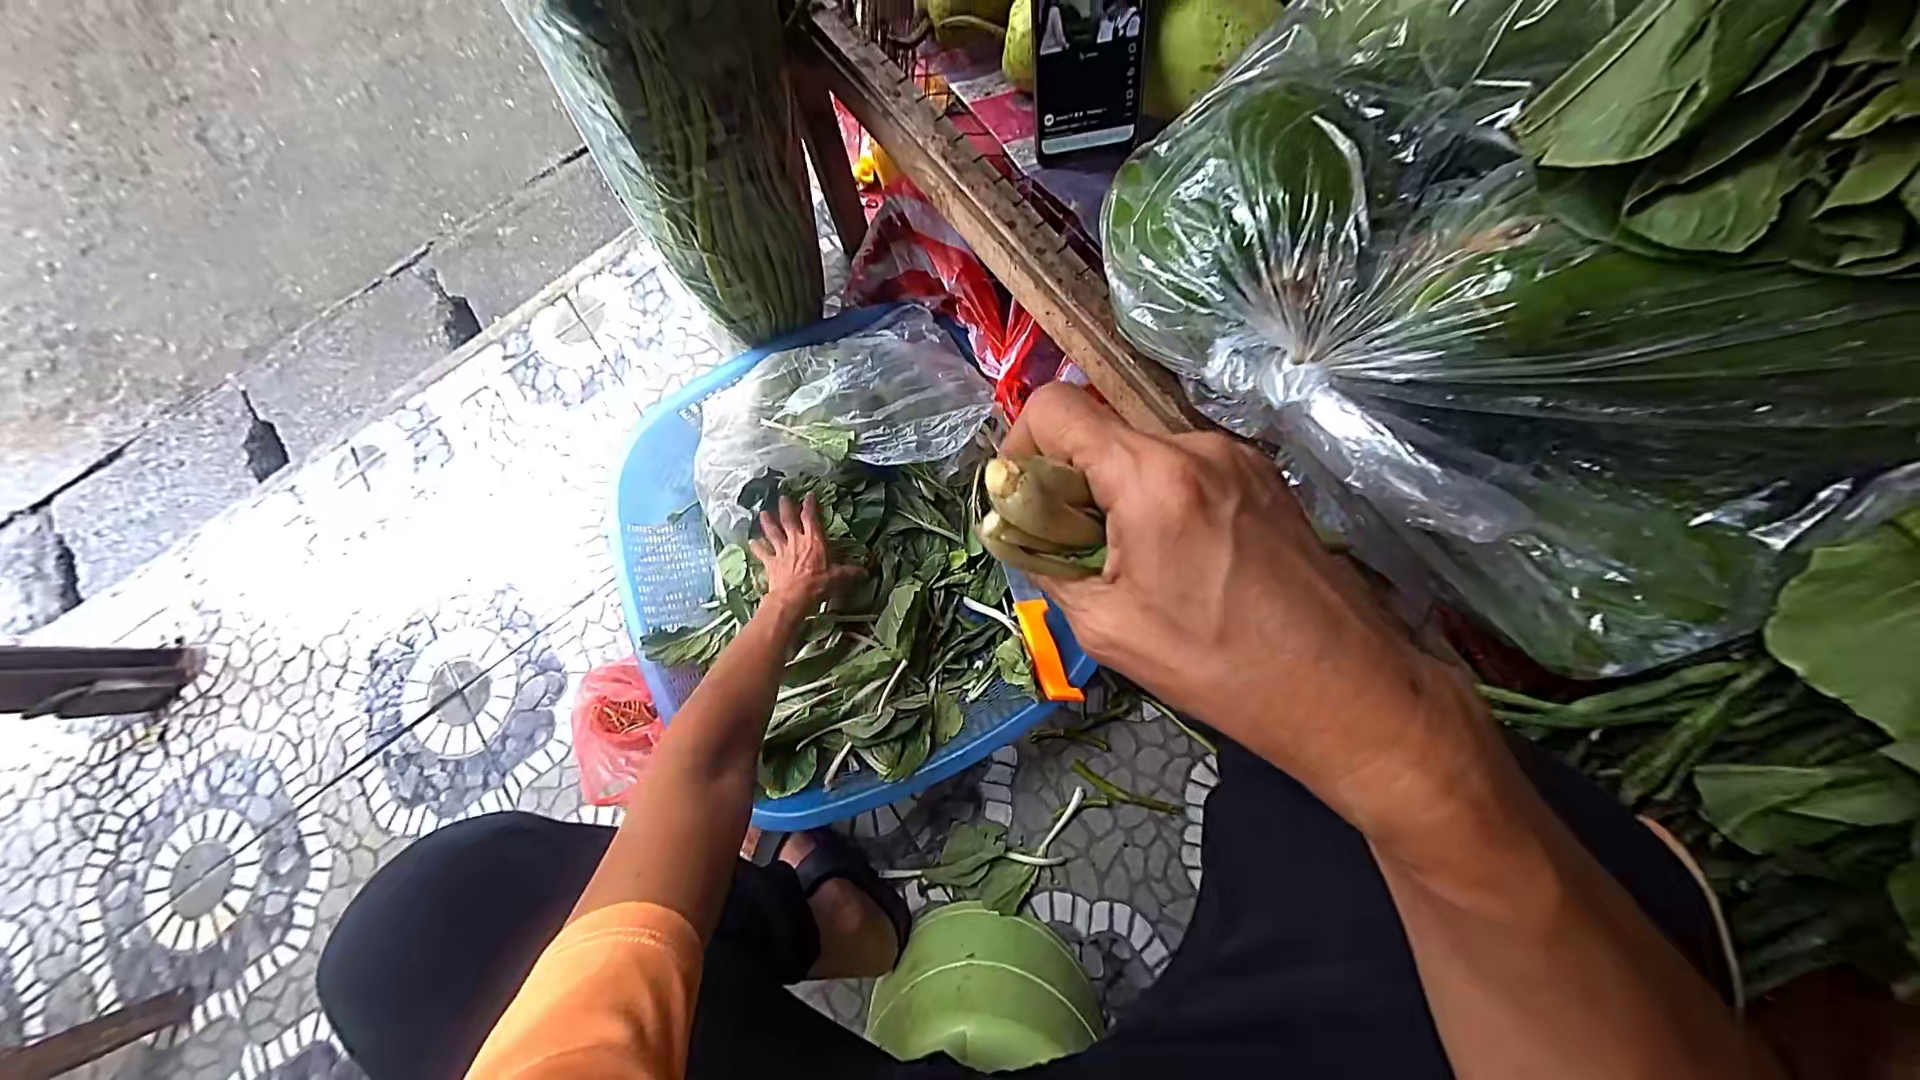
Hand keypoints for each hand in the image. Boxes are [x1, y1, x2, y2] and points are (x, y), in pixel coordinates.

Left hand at [750, 494, 860, 617]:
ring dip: (767, 522)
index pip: (811, 517)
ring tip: (763, 513)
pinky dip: (757, 547)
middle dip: (786, 508)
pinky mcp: (771, 563)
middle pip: (788, 520)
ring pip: (772, 532)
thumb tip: (866, 572)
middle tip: (783, 498)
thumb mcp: (838, 577)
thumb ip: (850, 572)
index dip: (810, 505)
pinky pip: (763, 553)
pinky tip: (751, 542)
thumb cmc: (818, 583)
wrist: (793, 596)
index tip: (809, 496)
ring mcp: (781, 551)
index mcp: (814, 540)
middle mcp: (796, 541)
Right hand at [1003, 385, 1497, 846]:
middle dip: (1066, 480)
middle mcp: (1195, 445)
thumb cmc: (1217, 665)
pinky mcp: (1261, 474)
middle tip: (1072, 546)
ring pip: (1139, 451)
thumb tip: (1017, 530)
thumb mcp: (1105, 625)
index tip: (1022, 498)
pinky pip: (1181, 467)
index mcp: (1151, 476)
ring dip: (1112, 492)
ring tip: (1130, 560)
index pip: (1054, 408)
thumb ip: (1046, 562)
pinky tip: (1175, 555)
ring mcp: (1236, 455)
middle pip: (1097, 431)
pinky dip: (1154, 496)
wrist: (1347, 689)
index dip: (1019, 445)